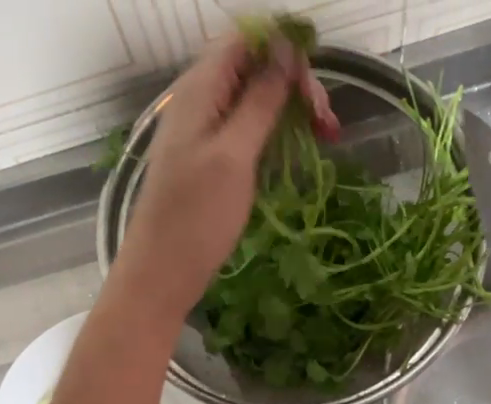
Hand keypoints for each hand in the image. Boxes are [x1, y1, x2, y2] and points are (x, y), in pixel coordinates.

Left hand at [113, 34, 335, 318]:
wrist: (162, 273)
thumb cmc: (196, 218)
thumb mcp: (234, 155)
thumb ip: (260, 100)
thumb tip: (286, 50)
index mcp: (200, 89)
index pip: (248, 42)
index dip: (287, 55)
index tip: (316, 94)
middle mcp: (199, 102)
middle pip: (256, 70)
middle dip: (296, 88)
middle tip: (328, 128)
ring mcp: (203, 133)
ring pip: (255, 103)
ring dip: (292, 114)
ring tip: (325, 141)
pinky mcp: (209, 162)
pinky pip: (246, 133)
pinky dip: (275, 138)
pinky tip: (296, 156)